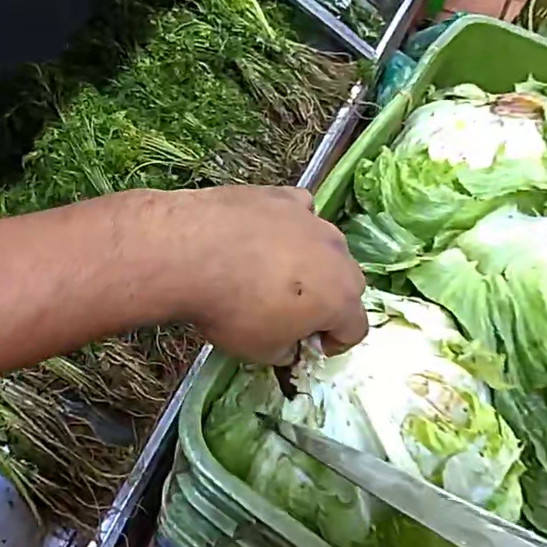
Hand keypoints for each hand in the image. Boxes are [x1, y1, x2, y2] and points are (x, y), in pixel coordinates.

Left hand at [145, 186, 367, 365]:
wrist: (190, 252)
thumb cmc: (230, 309)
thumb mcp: (259, 351)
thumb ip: (285, 350)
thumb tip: (288, 345)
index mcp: (340, 297)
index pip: (355, 327)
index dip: (335, 342)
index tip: (312, 345)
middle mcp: (336, 253)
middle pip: (345, 282)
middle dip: (326, 300)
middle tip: (292, 312)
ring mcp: (310, 219)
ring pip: (324, 244)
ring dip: (308, 261)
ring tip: (272, 271)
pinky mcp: (282, 195)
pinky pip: (298, 212)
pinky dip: (288, 225)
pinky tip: (263, 233)